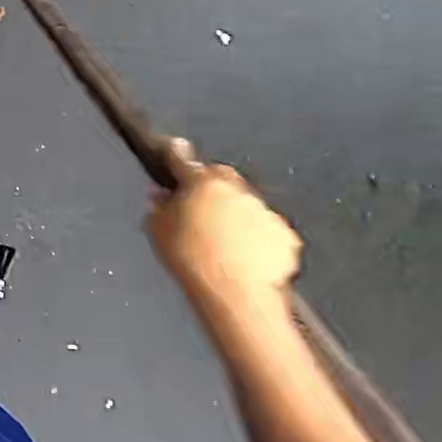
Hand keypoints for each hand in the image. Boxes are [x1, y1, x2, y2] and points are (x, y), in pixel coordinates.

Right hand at [146, 139, 302, 312]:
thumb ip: (158, 207)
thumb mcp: (158, 231)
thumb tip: (160, 197)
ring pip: (244, 202)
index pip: (182, 160)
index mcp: (201, 184)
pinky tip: (240, 254)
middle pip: (220, 175)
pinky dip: (253, 234)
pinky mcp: (283, 234)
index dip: (174, 152)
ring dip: (232, 212)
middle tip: (196, 205)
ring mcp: (263, 211)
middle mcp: (236, 191)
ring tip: (218, 240)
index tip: (173, 145)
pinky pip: (264, 227)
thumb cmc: (192, 262)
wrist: (236, 296)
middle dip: (209, 184)